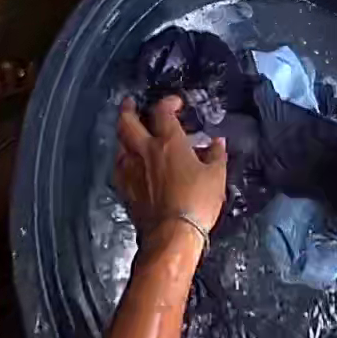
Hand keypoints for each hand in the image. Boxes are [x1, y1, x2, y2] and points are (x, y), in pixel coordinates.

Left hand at [115, 96, 227, 238]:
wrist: (172, 235)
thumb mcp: (216, 175)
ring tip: (128, 133)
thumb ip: (216, 155)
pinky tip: (128, 163)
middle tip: (130, 103)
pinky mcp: (125, 190)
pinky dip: (122, 159)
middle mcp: (145, 151)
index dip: (168, 102)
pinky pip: (118, 167)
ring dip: (123, 135)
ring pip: (119, 144)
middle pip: (127, 122)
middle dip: (127, 109)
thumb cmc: (196, 201)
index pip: (162, 111)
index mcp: (168, 142)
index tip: (174, 103)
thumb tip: (217, 142)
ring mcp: (132, 170)